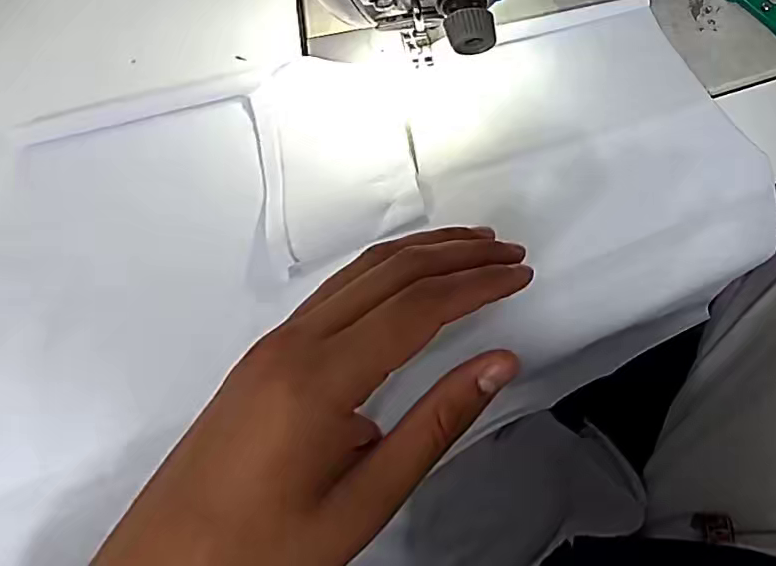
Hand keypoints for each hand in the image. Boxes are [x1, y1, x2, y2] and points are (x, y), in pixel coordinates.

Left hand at [93, 227, 533, 565]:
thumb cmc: (256, 554)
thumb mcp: (363, 502)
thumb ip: (437, 423)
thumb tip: (499, 364)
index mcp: (319, 379)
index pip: (420, 305)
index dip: (479, 282)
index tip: (519, 275)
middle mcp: (297, 343)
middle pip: (397, 270)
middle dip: (462, 253)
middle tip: (509, 252)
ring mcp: (278, 340)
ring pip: (368, 266)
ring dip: (428, 247)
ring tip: (475, 242)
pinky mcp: (270, 348)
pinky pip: (343, 281)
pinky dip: (392, 260)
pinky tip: (413, 265)